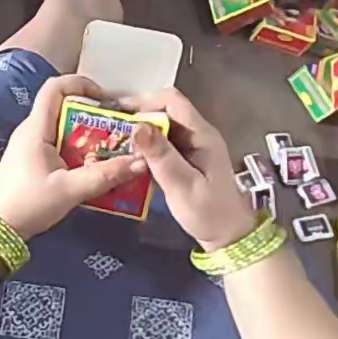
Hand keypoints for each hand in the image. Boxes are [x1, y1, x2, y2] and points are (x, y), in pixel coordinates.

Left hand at [0, 74, 147, 237]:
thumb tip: (140, 162)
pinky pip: (62, 148)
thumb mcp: (69, 190)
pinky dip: (81, 153)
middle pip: (65, 108)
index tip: (105, 99)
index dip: (81, 84)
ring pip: (65, 130)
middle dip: (94, 115)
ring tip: (115, 149)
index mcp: (36, 128)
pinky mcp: (34, 163)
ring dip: (90, 137)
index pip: (55, 87)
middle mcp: (33, 131)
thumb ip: (105, 175)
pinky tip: (97, 168)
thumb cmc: (26, 203)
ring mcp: (32, 147)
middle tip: (119, 129)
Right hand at [121, 89, 259, 251]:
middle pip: (164, 110)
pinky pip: (161, 142)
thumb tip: (136, 126)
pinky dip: (143, 145)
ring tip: (112, 138)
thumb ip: (161, 156)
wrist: (228, 236)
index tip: (118, 112)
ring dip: (138, 130)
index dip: (145, 102)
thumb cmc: (209, 212)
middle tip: (109, 126)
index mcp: (202, 135)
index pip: (172, 102)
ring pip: (161, 126)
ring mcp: (191, 146)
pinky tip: (127, 154)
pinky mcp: (184, 158)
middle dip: (137, 115)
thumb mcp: (182, 185)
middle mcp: (197, 134)